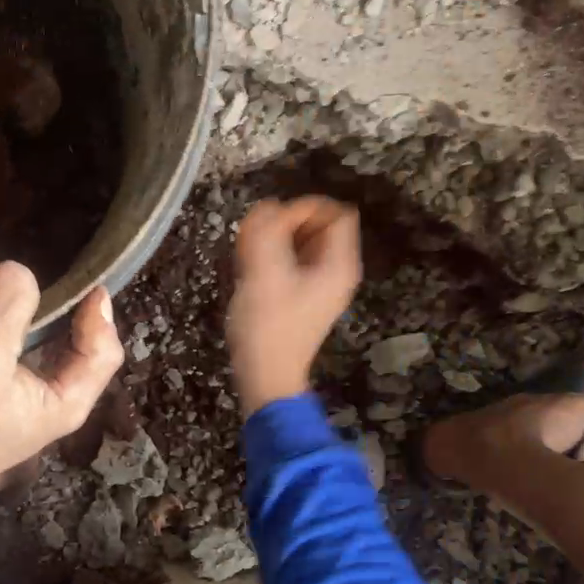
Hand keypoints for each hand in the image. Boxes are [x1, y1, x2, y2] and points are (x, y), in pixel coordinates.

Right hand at [227, 196, 362, 413]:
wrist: (265, 377)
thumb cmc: (268, 327)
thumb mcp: (264, 274)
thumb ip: (265, 233)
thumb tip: (265, 206)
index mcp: (338, 264)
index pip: (334, 213)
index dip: (303, 209)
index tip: (273, 222)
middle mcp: (334, 272)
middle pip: (316, 227)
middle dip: (284, 224)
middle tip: (254, 236)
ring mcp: (317, 287)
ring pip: (299, 245)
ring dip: (272, 241)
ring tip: (246, 252)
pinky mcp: (298, 299)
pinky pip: (289, 264)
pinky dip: (270, 259)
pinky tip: (246, 269)